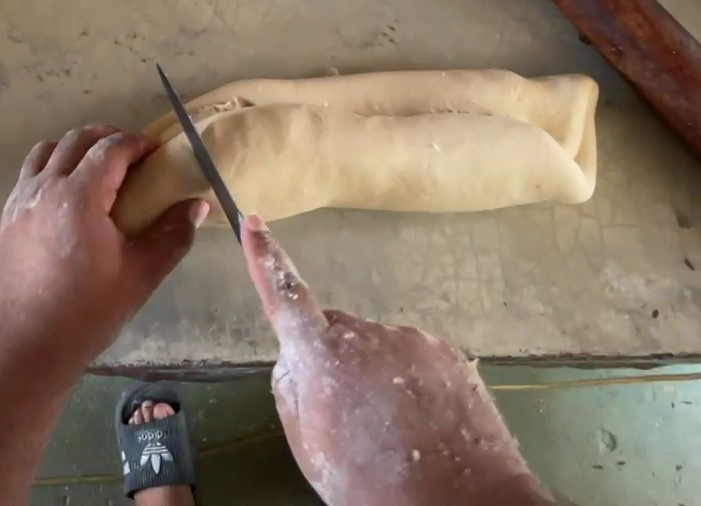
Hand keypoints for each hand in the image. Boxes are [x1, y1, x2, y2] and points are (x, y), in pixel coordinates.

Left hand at [0, 125, 208, 376]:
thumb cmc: (87, 312)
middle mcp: (46, 186)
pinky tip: (68, 194)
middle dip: (109, 137)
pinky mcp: (8, 213)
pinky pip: (31, 171)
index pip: (111, 148)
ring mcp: (21, 198)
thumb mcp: (140, 276)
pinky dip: (53, 166)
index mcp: (80, 196)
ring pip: (49, 149)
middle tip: (133, 156)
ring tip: (98, 169)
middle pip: (78, 139)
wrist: (28, 344)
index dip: (137, 143)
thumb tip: (196, 205)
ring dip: (77, 148)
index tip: (156, 153)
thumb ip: (171, 236)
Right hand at [241, 214, 551, 505]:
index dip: (265, 258)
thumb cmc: (372, 486)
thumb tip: (294, 357)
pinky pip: (414, 357)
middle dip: (334, 360)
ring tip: (393, 429)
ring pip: (376, 347)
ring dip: (375, 374)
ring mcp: (410, 339)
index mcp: (322, 356)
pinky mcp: (447, 351)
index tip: (253, 221)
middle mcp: (365, 334)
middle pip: (335, 333)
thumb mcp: (309, 448)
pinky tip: (423, 422)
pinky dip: (411, 382)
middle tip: (348, 416)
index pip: (284, 295)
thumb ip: (290, 391)